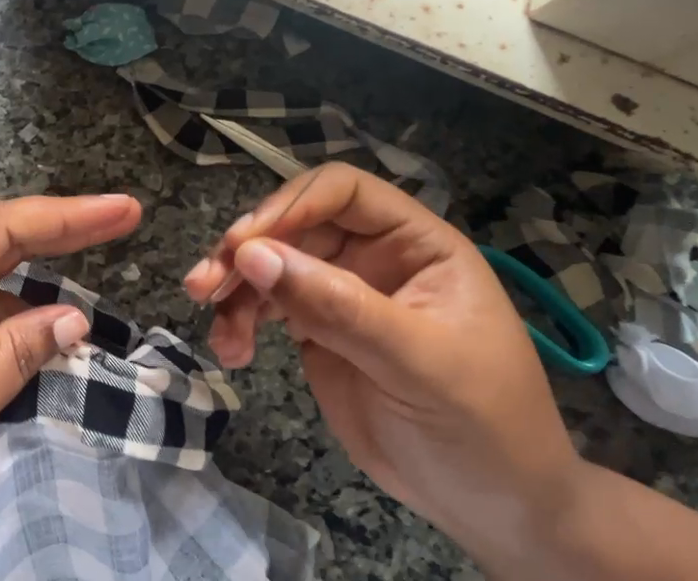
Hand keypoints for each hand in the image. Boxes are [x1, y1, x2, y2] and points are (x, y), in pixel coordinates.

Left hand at [0, 195, 140, 524]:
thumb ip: (16, 354)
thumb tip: (71, 318)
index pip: (2, 228)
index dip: (67, 216)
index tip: (123, 209)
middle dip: (61, 231)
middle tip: (125, 219)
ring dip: (35, 288)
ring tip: (91, 304)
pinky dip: (9, 320)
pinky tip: (41, 340)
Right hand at [181, 164, 583, 549]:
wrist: (491, 507)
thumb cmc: (482, 427)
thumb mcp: (418, 364)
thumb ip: (338, 306)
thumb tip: (250, 254)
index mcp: (416, 245)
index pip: (343, 192)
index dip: (291, 203)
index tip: (245, 242)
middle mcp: (374, 256)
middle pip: (292, 223)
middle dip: (245, 250)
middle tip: (206, 284)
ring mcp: (341, 292)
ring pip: (268, 263)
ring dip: (233, 287)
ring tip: (212, 321)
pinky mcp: (315, 329)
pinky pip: (263, 306)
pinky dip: (238, 321)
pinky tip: (232, 351)